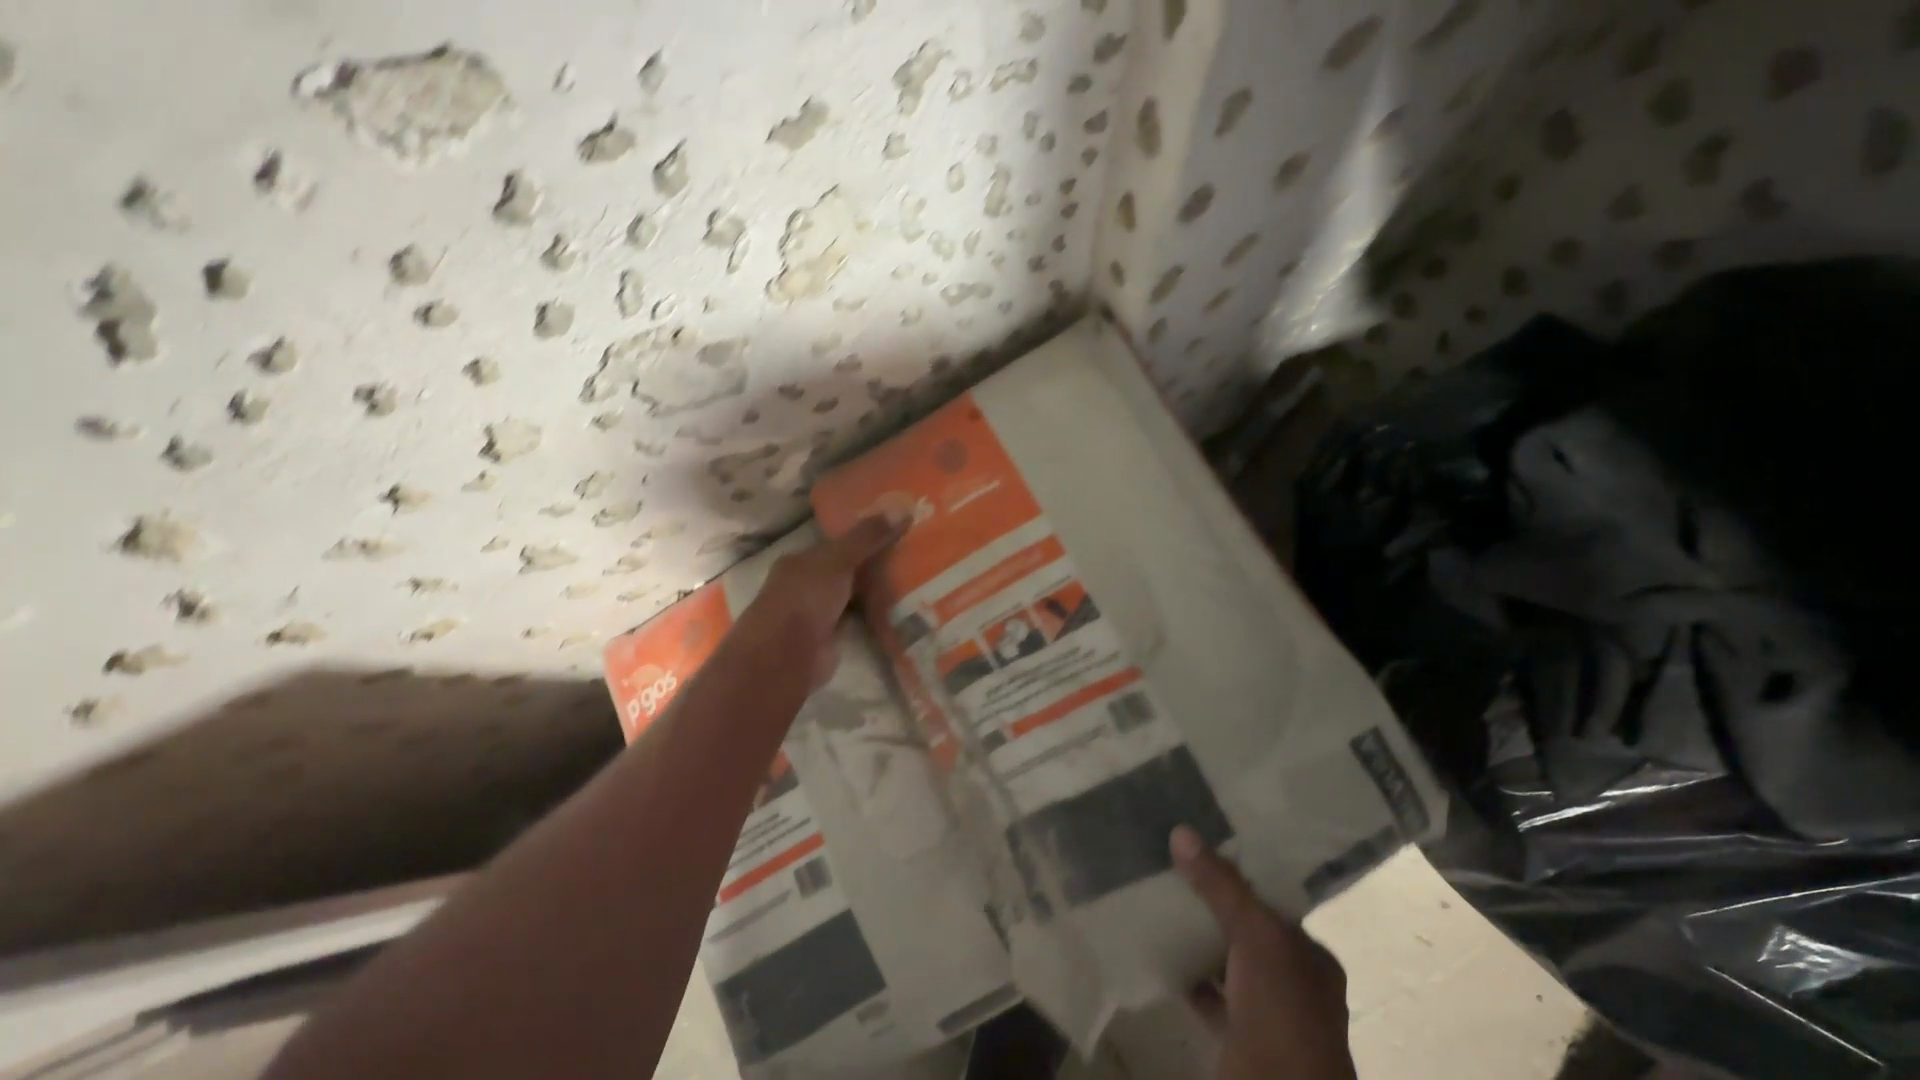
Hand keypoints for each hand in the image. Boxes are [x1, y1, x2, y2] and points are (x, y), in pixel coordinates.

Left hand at [740, 516, 903, 686]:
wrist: (787, 655)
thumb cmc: (805, 597)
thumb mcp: (837, 560)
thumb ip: (867, 537)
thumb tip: (903, 507)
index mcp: (800, 562)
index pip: (836, 545)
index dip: (865, 537)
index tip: (898, 530)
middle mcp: (806, 586)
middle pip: (848, 571)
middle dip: (876, 565)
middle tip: (917, 555)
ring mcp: (818, 614)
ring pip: (856, 597)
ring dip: (880, 593)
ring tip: (920, 580)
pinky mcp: (832, 639)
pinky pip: (861, 621)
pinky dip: (878, 617)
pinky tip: (906, 610)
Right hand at [1171, 826, 1356, 1079]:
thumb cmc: (1282, 1010)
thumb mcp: (1256, 937)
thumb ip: (1222, 887)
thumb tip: (1183, 833)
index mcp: (1312, 957)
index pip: (1274, 907)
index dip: (1240, 881)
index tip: (1203, 854)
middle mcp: (1295, 984)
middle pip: (1250, 934)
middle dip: (1216, 909)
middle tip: (1173, 873)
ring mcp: (1267, 1015)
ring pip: (1229, 967)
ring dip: (1200, 944)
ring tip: (1160, 906)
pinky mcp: (1238, 1038)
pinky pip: (1210, 999)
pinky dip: (1189, 980)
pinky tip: (1161, 957)